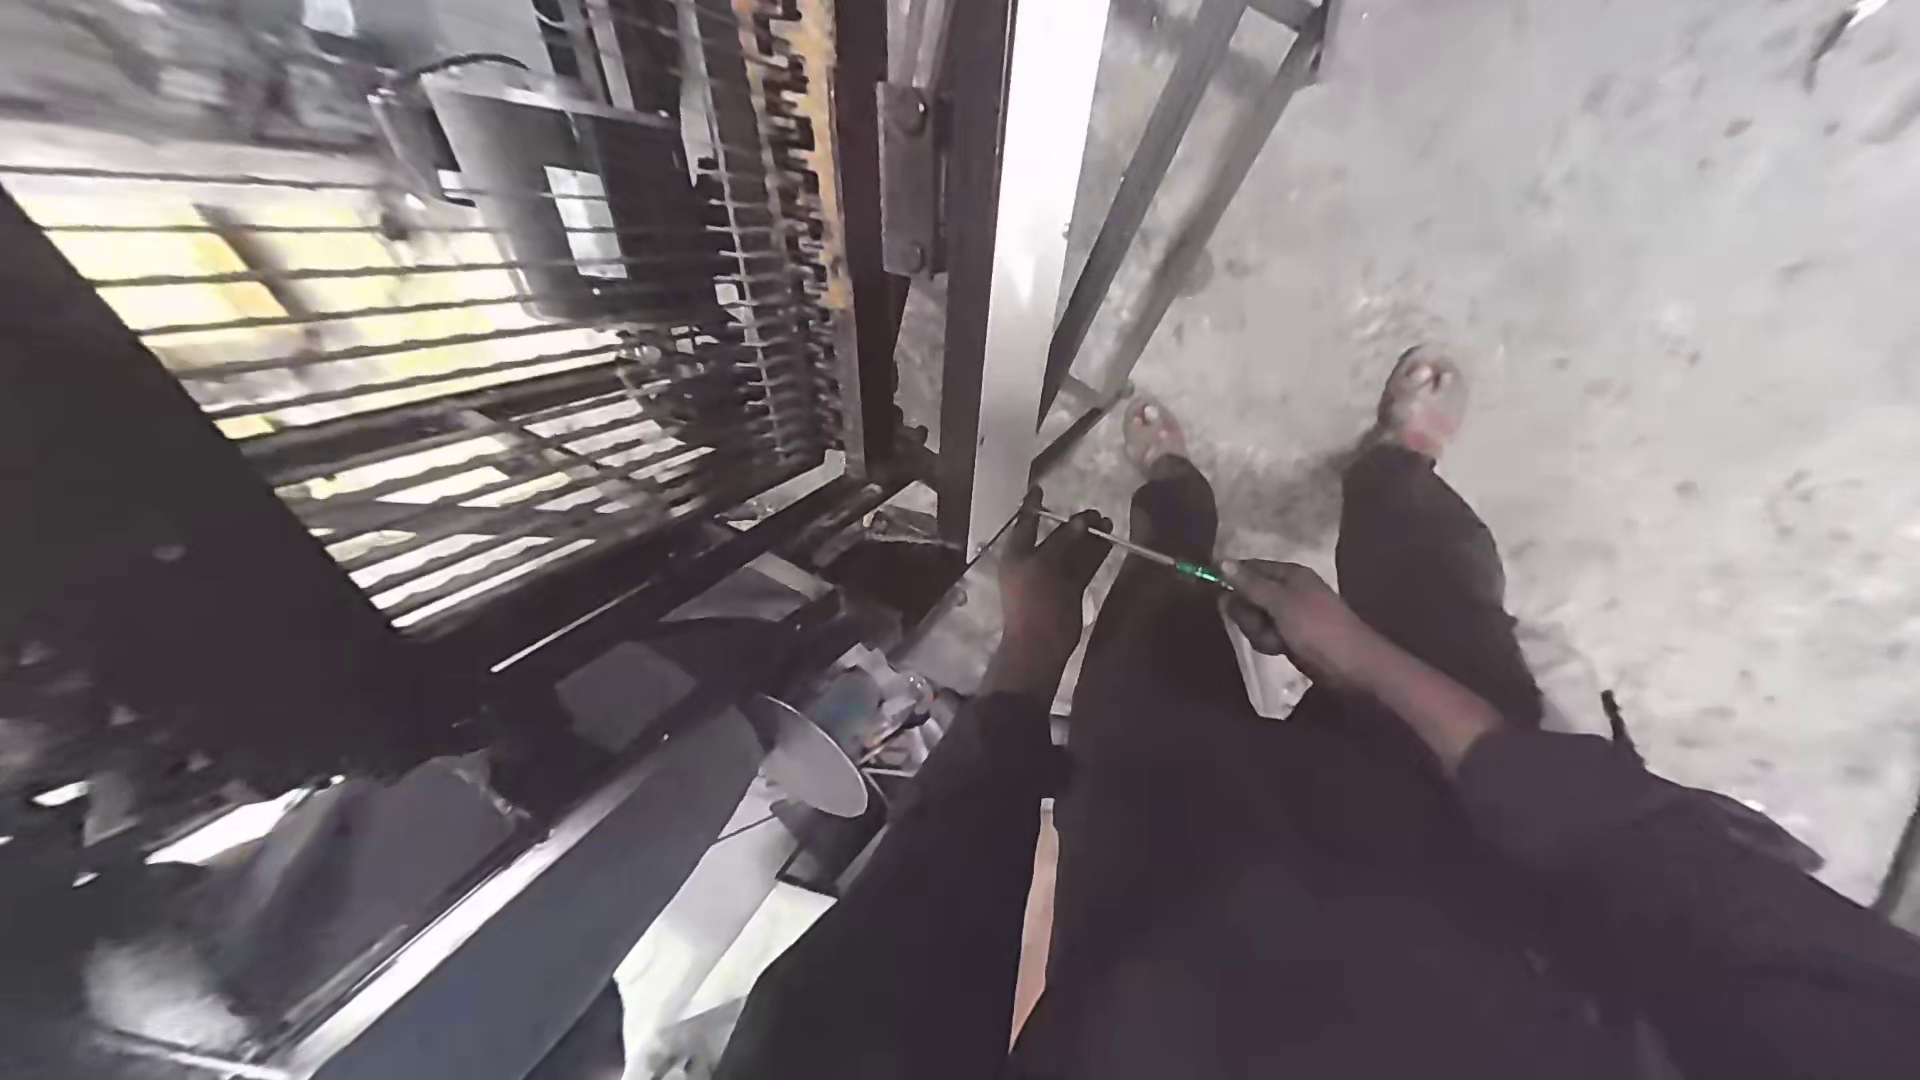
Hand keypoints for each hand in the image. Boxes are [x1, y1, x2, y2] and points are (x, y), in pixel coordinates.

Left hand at [982, 497, 1110, 697]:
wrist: (1039, 643)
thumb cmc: (1034, 601)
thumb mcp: (1044, 566)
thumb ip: (1063, 541)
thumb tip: (1082, 521)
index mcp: (1018, 553)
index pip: (1026, 522)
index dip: (1033, 505)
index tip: (1040, 488)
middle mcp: (1034, 560)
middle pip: (1056, 535)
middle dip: (1074, 523)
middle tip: (1096, 512)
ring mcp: (1053, 575)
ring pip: (1072, 550)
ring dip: (1089, 537)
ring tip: (1108, 522)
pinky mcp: (1070, 588)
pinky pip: (1083, 565)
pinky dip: (1095, 554)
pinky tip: (1109, 542)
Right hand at [1220, 559, 1373, 683]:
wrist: (1353, 667)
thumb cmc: (1318, 628)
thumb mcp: (1281, 603)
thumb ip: (1250, 584)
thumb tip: (1222, 562)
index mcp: (1288, 574)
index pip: (1248, 568)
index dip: (1232, 579)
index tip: (1219, 593)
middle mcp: (1285, 590)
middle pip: (1246, 595)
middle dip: (1248, 613)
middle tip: (1262, 623)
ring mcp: (1286, 614)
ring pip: (1251, 617)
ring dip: (1257, 630)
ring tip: (1276, 640)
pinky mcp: (1286, 634)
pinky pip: (1262, 632)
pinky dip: (1266, 641)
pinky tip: (1279, 648)